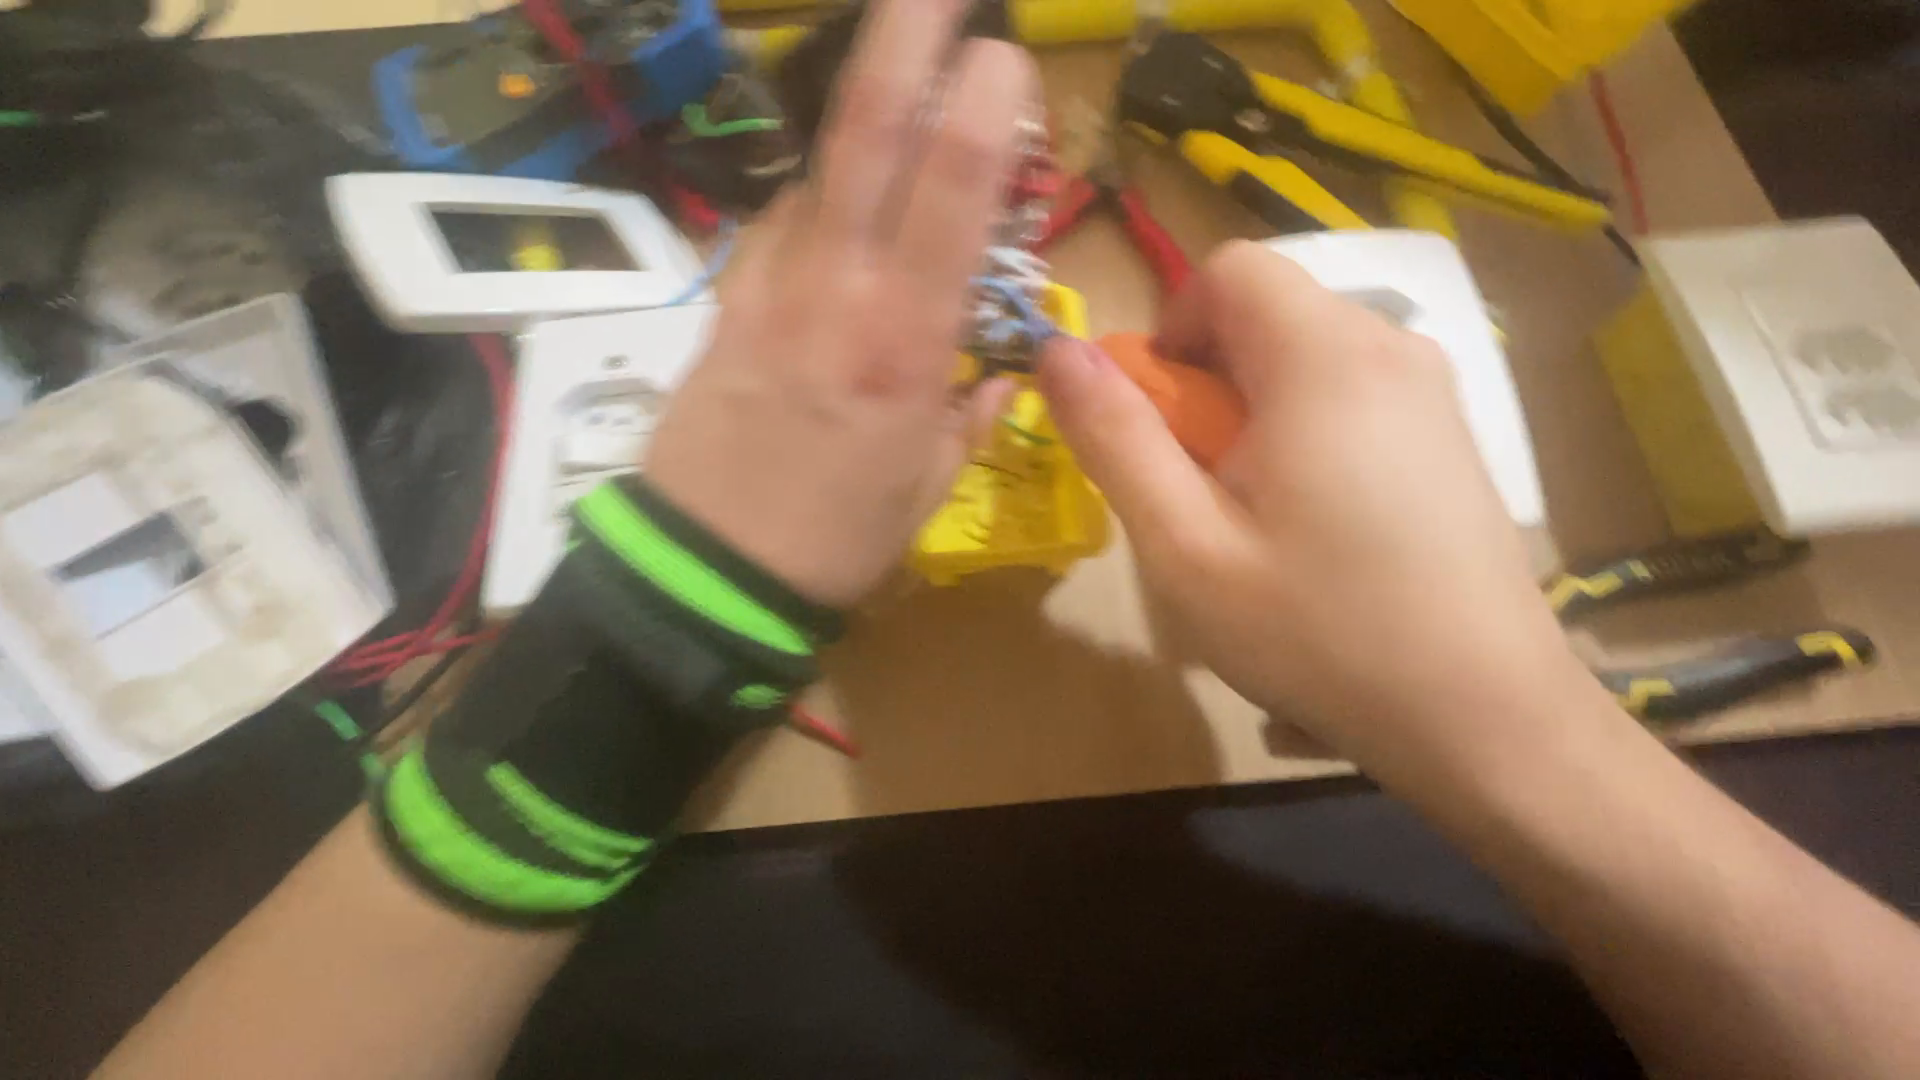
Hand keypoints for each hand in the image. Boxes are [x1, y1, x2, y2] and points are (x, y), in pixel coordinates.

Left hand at [644, 0, 1030, 608]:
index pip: (950, 193)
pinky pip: (781, 225)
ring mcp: (768, 286)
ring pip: (816, 170)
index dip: (980, 103)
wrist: (708, 571)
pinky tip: (838, 211)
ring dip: (861, 115)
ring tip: (899, 86)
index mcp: (904, 344)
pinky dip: (818, 199)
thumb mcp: (929, 486)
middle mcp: (835, 291)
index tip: (1005, 55)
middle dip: (904, 35)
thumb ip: (971, 415)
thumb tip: (999, 372)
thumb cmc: (838, 538)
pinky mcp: (725, 301)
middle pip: (865, 134)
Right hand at [1039, 241, 1584, 761]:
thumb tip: (1058, 350)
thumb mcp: (1185, 545)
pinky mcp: (1449, 439)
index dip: (1171, 330)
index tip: (1159, 422)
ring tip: (1251, 521)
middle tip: (1197, 490)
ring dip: (1250, 418)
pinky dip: (1302, 438)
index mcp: (1323, 357)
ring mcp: (1433, 394)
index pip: (1229, 270)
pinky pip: (1349, 400)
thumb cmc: (1317, 631)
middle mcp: (1391, 349)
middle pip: (1266, 317)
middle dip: (1206, 385)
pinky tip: (1312, 533)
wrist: (1483, 718)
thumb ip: (1114, 438)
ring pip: (1305, 361)